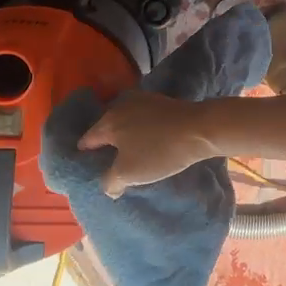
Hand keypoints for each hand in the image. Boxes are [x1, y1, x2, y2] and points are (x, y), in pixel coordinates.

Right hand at [78, 91, 213, 195]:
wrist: (200, 128)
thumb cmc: (159, 151)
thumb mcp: (128, 173)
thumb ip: (110, 181)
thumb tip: (110, 185)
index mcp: (108, 121)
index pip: (87, 141)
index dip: (85, 157)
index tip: (89, 171)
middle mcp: (121, 105)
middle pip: (105, 129)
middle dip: (106, 147)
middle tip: (109, 167)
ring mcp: (142, 100)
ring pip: (125, 124)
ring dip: (126, 139)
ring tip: (129, 158)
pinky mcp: (161, 102)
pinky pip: (142, 120)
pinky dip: (141, 132)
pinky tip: (148, 144)